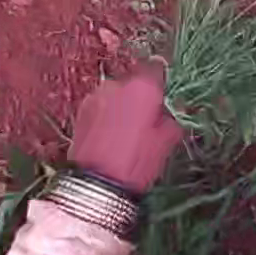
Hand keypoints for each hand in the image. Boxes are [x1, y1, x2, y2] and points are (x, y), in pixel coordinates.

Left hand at [70, 61, 182, 193]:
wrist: (96, 184)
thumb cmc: (137, 162)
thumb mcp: (166, 141)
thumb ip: (173, 117)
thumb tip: (175, 108)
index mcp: (143, 88)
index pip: (157, 69)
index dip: (162, 81)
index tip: (166, 93)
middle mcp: (117, 84)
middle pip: (134, 82)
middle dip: (141, 96)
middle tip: (147, 119)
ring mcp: (96, 95)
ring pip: (116, 93)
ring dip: (122, 104)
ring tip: (126, 129)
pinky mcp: (80, 110)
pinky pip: (101, 104)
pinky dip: (107, 113)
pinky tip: (110, 133)